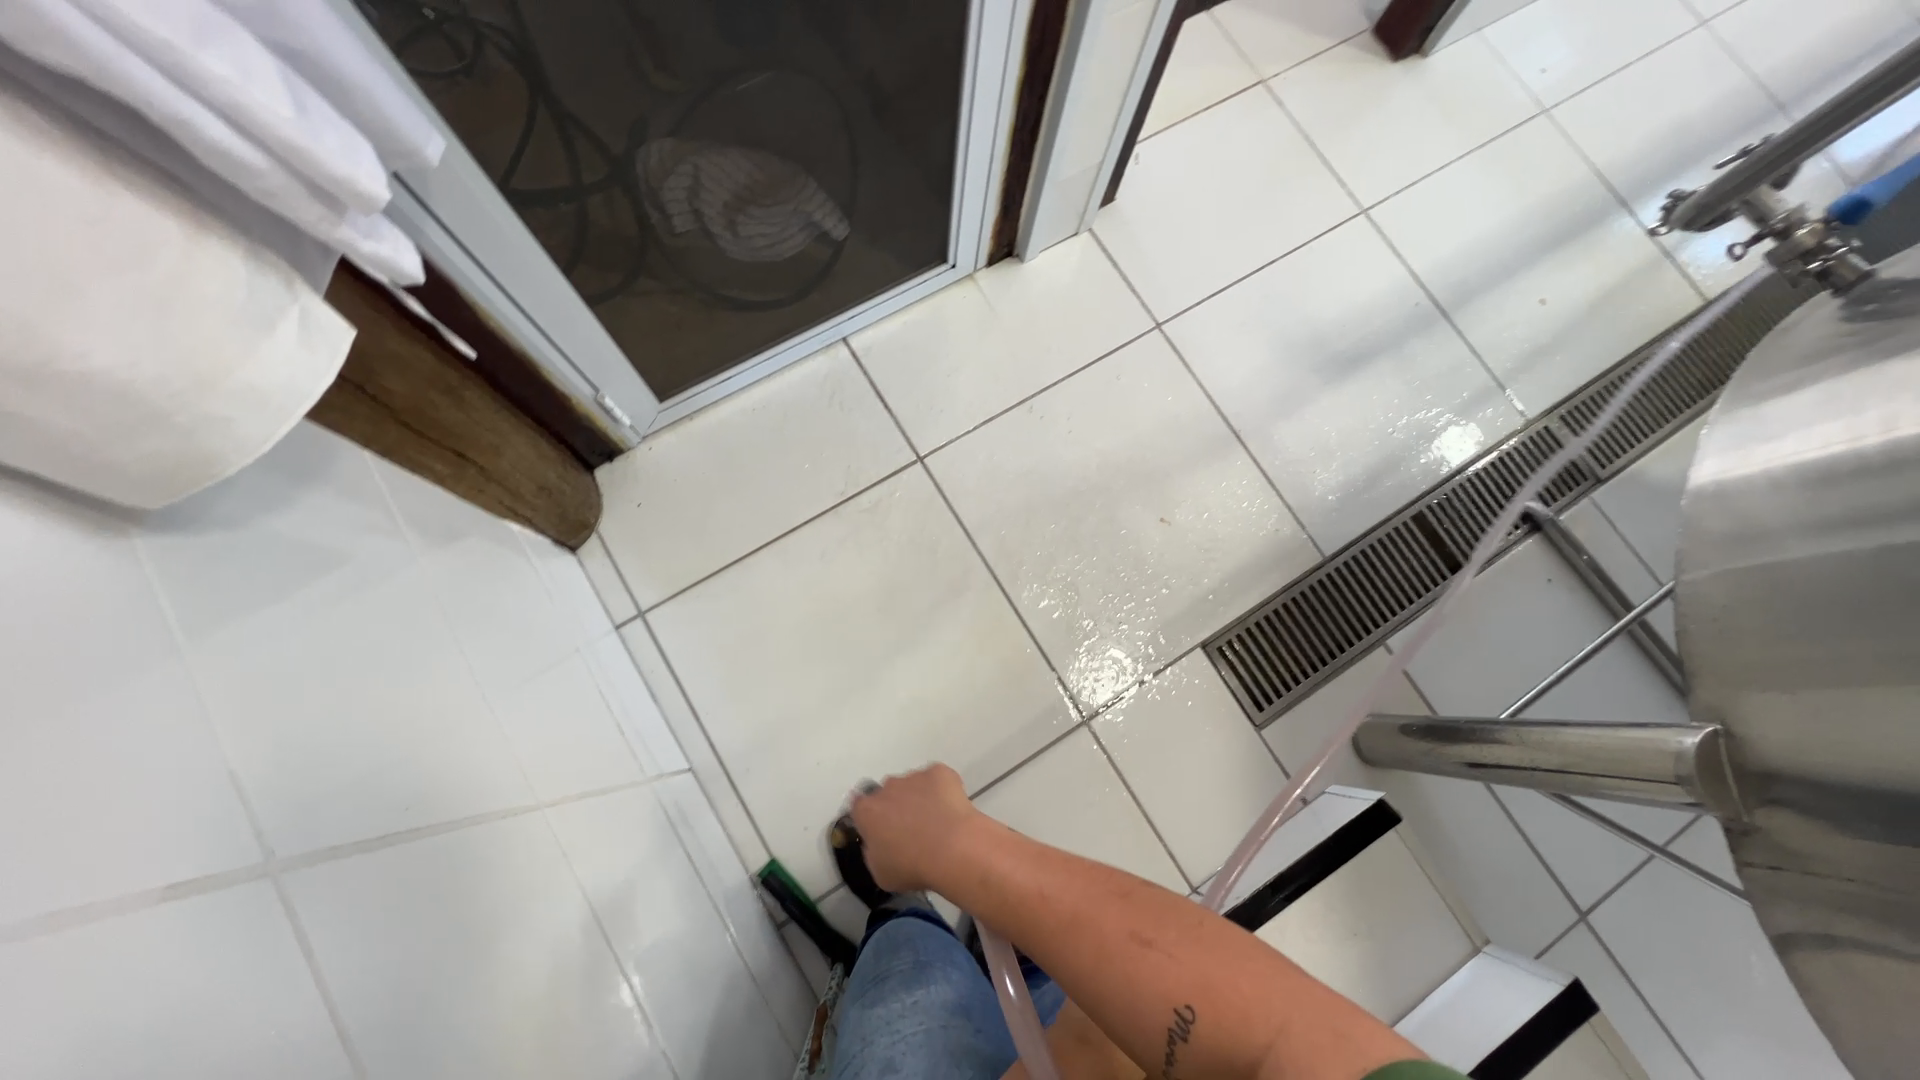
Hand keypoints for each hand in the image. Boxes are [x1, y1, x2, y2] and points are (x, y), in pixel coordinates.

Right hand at [848, 764, 982, 892]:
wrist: (953, 849)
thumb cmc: (912, 867)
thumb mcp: (881, 873)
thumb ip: (873, 852)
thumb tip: (879, 843)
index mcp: (867, 811)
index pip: (860, 808)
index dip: (872, 820)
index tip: (884, 833)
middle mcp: (887, 787)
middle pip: (888, 794)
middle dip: (897, 807)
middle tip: (913, 831)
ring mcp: (914, 777)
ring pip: (913, 785)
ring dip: (920, 798)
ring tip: (938, 823)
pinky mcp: (940, 772)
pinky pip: (937, 779)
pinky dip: (943, 791)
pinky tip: (952, 811)